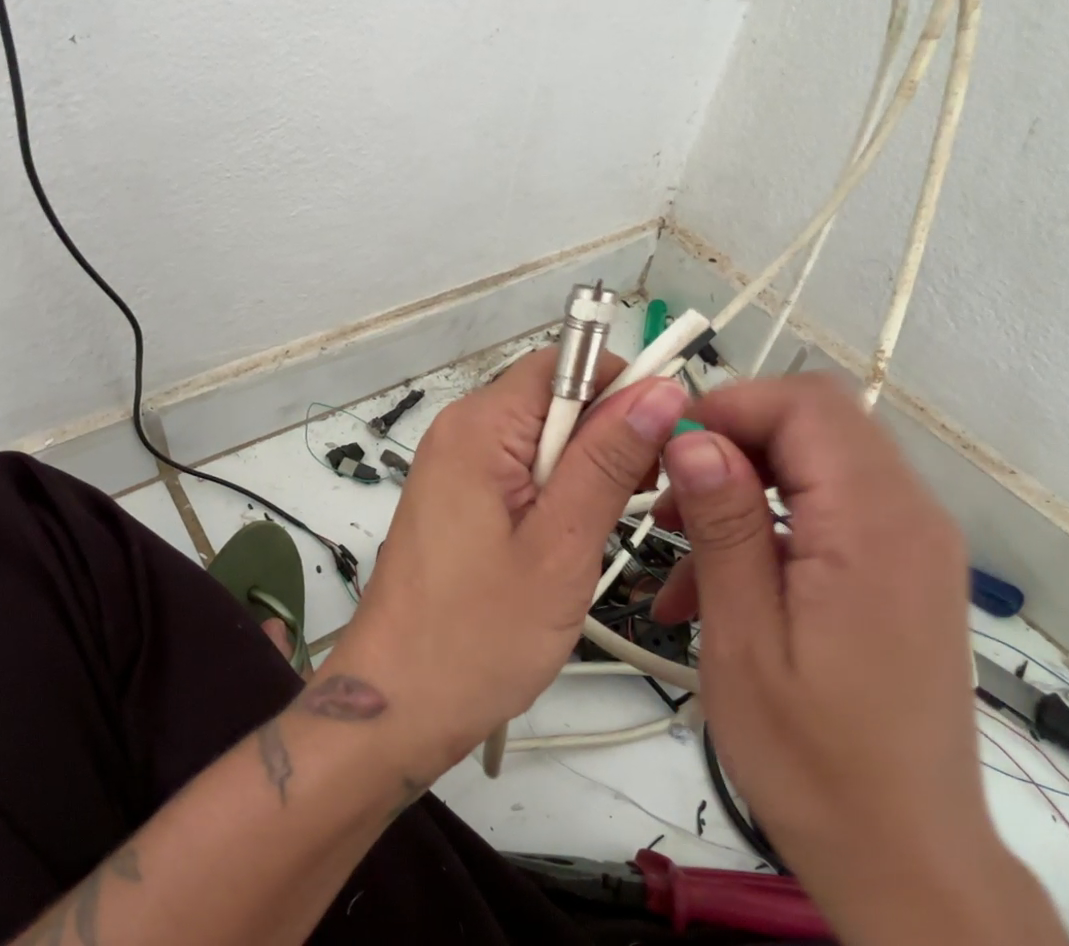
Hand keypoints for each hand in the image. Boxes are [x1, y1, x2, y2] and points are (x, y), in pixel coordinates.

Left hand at [332, 349, 687, 773]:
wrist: (397, 704)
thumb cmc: (479, 635)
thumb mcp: (561, 545)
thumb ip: (609, 461)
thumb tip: (659, 387)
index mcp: (479, 428)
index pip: (564, 363)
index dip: (624, 387)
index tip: (672, 439)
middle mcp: (459, 434)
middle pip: (554, 401)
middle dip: (609, 437)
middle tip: (646, 503)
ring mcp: (452, 471)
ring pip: (542, 443)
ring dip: (587, 474)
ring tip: (609, 532)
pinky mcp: (455, 506)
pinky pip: (519, 477)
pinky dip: (556, 499)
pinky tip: (573, 544)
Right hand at [650, 374, 1065, 944]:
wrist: (901, 851)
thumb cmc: (811, 757)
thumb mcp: (744, 637)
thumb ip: (724, 525)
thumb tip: (691, 436)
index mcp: (874, 526)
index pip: (807, 406)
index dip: (727, 407)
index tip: (661, 449)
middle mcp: (909, 519)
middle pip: (815, 427)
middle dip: (728, 445)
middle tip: (661, 501)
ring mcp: (910, 548)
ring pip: (815, 469)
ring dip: (739, 492)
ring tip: (675, 554)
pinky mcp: (899, 576)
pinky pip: (827, 518)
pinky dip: (767, 532)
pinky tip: (711, 590)